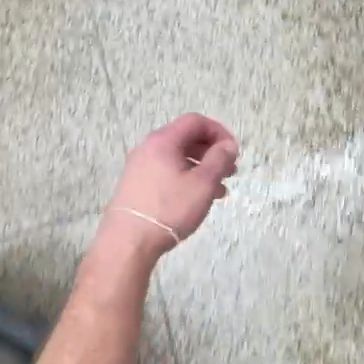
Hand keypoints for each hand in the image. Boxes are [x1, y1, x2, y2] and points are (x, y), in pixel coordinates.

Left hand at [97, 114, 239, 256]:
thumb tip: (228, 145)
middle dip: (212, 151)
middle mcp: (148, 148)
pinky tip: (199, 199)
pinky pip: (168, 172)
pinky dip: (187, 178)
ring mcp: (140, 167)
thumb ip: (220, 159)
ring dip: (202, 168)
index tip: (234, 152)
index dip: (219, 132)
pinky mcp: (137, 185)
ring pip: (179, 158)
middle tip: (231, 170)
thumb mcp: (203, 183)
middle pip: (187, 138)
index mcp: (163, 141)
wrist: (129, 241)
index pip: (196, 121)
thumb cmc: (170, 208)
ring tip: (220, 189)